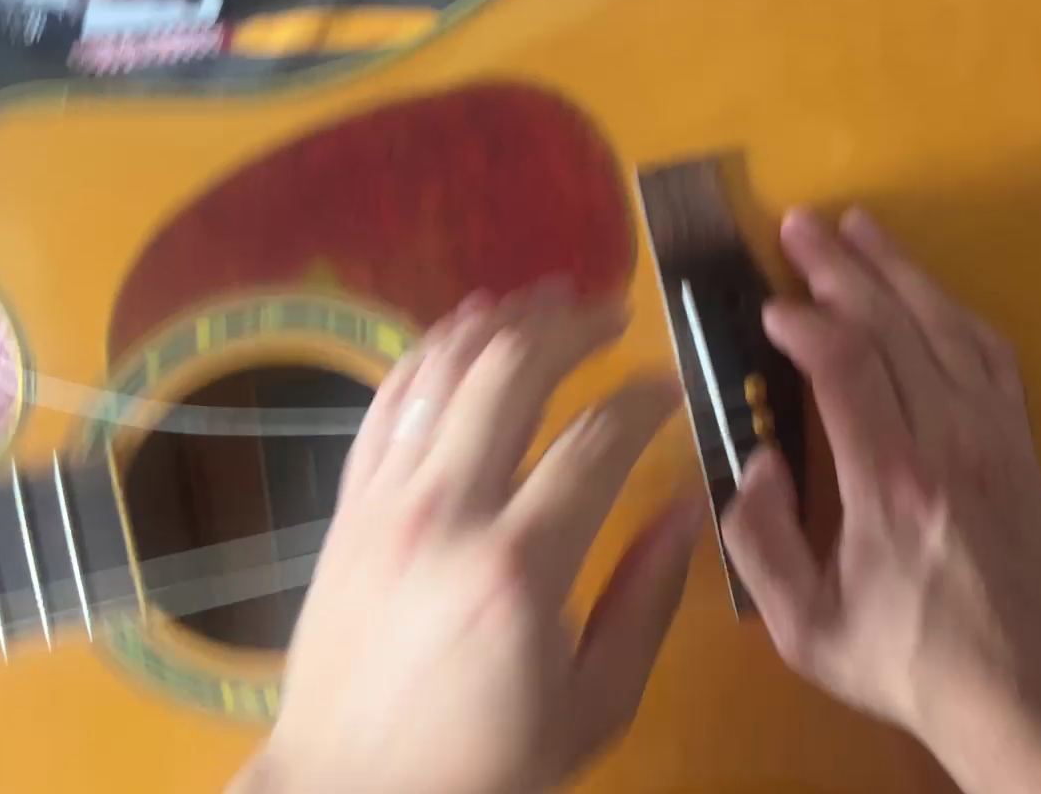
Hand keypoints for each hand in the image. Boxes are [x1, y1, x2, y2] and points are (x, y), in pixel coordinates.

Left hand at [246, 284, 703, 793]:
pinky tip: (470, 322)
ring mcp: (388, 500)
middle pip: (513, 373)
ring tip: (549, 294)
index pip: (598, 440)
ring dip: (504, 319)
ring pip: (446, 368)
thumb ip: (649, 599)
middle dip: (573, 326)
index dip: (646, 398)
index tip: (673, 384)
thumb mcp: (595, 704)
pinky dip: (434, 347)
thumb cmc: (484, 763)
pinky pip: (391, 397)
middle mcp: (448, 512)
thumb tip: (689, 505)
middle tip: (613, 312)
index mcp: (520, 568)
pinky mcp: (351, 503)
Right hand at [722, 209, 1040, 793]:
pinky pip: (988, 350)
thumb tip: (760, 459)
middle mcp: (949, 441)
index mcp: (891, 484)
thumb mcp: (803, 628)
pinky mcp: (1018, 437)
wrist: (1017, 690)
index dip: (807, 323)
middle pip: (893, 326)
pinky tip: (925, 286)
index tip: (771, 307)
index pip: (848, 368)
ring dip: (897, 268)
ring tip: (859, 225)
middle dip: (841, 268)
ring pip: (943, 324)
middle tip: (802, 224)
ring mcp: (993, 433)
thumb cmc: (901, 656)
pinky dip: (951, 307)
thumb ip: (761, 541)